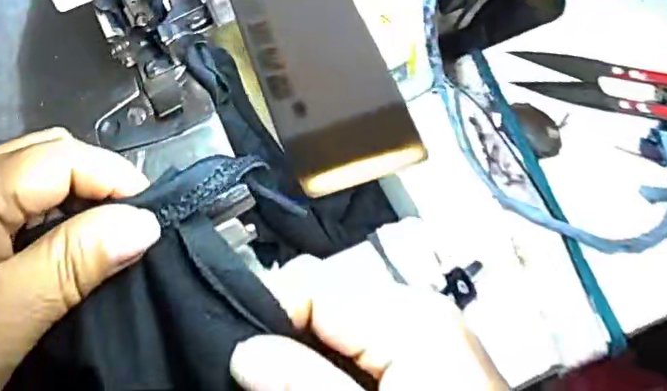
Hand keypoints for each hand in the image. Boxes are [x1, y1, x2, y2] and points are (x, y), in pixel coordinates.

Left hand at [0, 128, 162, 390]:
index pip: (61, 155)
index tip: (157, 217)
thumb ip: (74, 262)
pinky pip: (0, 193)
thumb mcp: (5, 318)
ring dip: (67, 195)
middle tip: (133, 231)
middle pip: (42, 152)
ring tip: (103, 239)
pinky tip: (53, 245)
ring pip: (23, 170)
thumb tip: (142, 223)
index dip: (113, 178)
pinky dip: (37, 210)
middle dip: (93, 181)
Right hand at [231, 251, 508, 390]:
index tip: (233, 361)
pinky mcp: (433, 372)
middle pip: (319, 306)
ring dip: (305, 364)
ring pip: (334, 332)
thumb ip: (304, 384)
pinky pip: (361, 356)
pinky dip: (336, 376)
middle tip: (258, 385)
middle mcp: (420, 316)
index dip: (263, 318)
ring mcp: (430, 345)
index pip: (305, 285)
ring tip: (286, 388)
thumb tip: (242, 349)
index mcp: (410, 315)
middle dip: (285, 344)